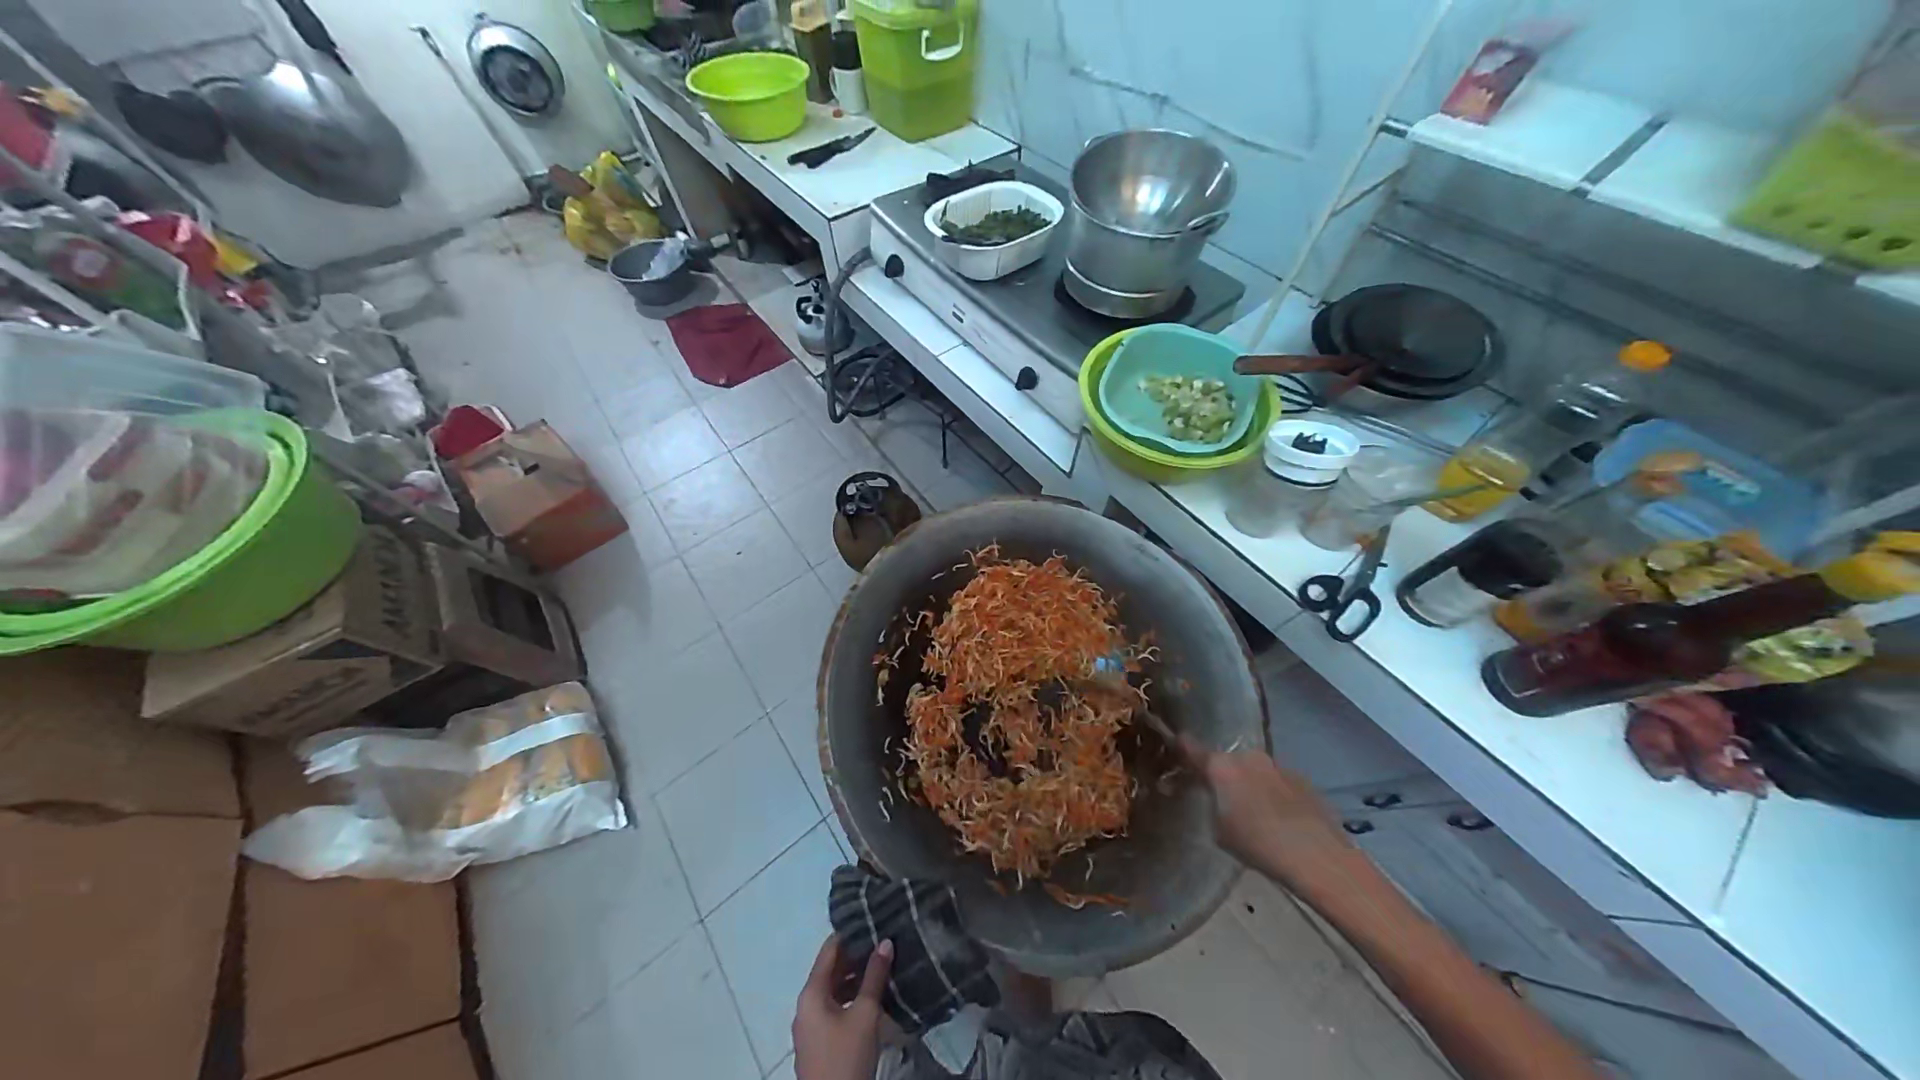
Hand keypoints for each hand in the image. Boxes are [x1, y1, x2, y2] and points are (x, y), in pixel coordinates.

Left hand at [793, 936, 891, 1079]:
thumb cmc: (846, 1056)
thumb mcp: (865, 1014)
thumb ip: (874, 976)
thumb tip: (885, 941)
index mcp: (811, 993)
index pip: (829, 950)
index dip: (850, 934)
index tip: (871, 919)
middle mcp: (805, 1004)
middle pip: (830, 969)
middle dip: (855, 956)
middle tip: (882, 941)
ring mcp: (810, 1025)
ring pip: (833, 990)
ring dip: (854, 977)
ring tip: (882, 965)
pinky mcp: (818, 1041)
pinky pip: (833, 1007)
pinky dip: (850, 996)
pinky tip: (871, 996)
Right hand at [1180, 736, 1348, 888]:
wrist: (1318, 857)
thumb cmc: (1258, 845)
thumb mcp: (1219, 831)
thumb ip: (1210, 806)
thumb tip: (1214, 798)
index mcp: (1221, 767)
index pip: (1191, 748)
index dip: (1179, 748)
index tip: (1173, 748)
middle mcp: (1248, 757)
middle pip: (1226, 761)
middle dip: (1221, 775)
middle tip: (1220, 799)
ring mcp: (1278, 766)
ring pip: (1253, 771)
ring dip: (1248, 785)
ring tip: (1254, 814)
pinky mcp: (1303, 779)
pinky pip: (1276, 782)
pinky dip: (1272, 794)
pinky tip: (1279, 820)